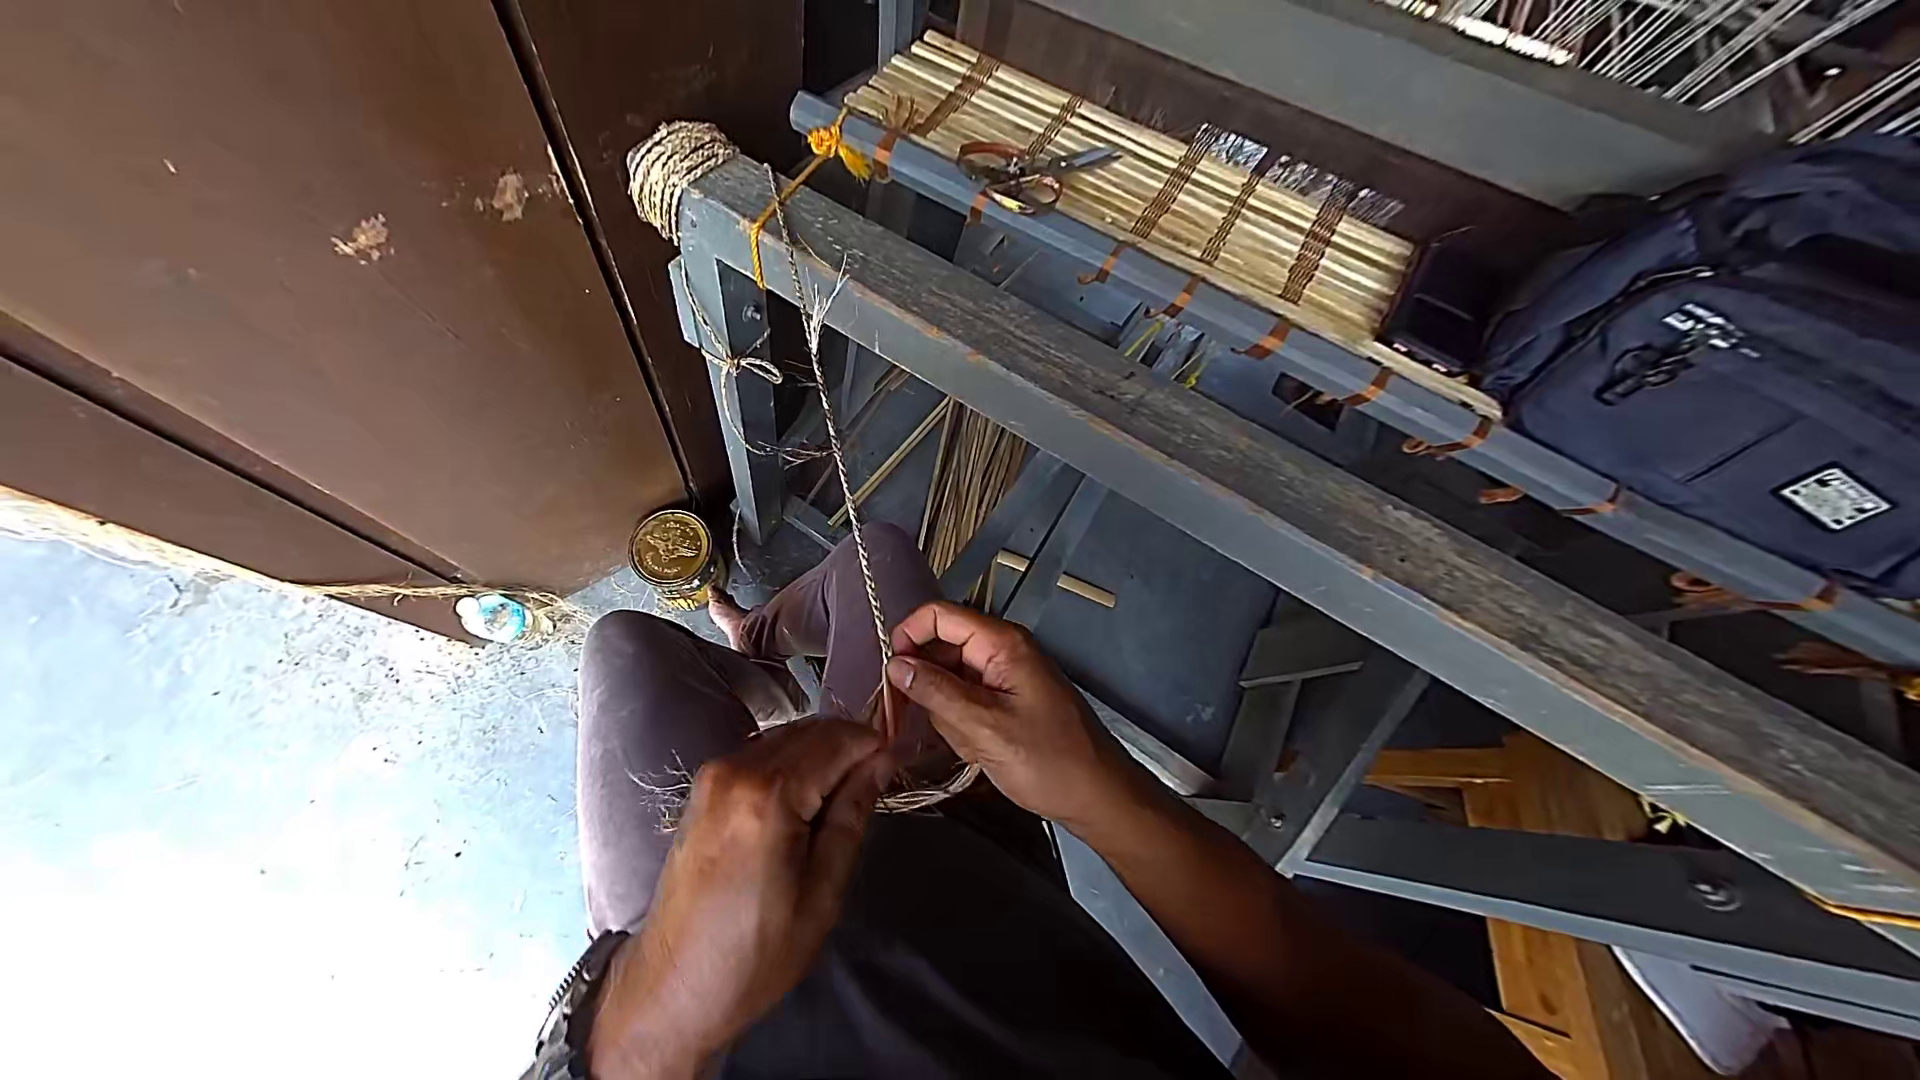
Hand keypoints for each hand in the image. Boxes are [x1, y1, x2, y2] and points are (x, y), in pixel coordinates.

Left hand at [587, 720, 891, 1079]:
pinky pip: (765, 750)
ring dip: (823, 752)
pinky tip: (804, 798)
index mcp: (768, 795)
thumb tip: (883, 761)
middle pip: (813, 730)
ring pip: (789, 735)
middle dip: (849, 746)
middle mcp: (737, 769)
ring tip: (841, 796)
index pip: (837, 740)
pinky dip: (794, 760)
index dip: (874, 745)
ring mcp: (714, 773)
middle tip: (873, 782)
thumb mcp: (822, 892)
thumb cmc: (754, 954)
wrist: (668, 990)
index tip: (896, 763)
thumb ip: (853, 813)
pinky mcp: (704, 785)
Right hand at [885, 600, 1141, 829]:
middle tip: (915, 720)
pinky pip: (965, 699)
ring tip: (969, 743)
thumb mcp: (985, 727)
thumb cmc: (1048, 761)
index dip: (908, 635)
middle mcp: (1001, 650)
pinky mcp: (1004, 699)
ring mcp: (1003, 675)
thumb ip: (936, 692)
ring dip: (945, 712)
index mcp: (1002, 643)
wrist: (1096, 795)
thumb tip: (895, 665)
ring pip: (949, 678)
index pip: (940, 615)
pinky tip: (977, 749)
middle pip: (941, 648)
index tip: (890, 673)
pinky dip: (960, 723)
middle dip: (925, 683)